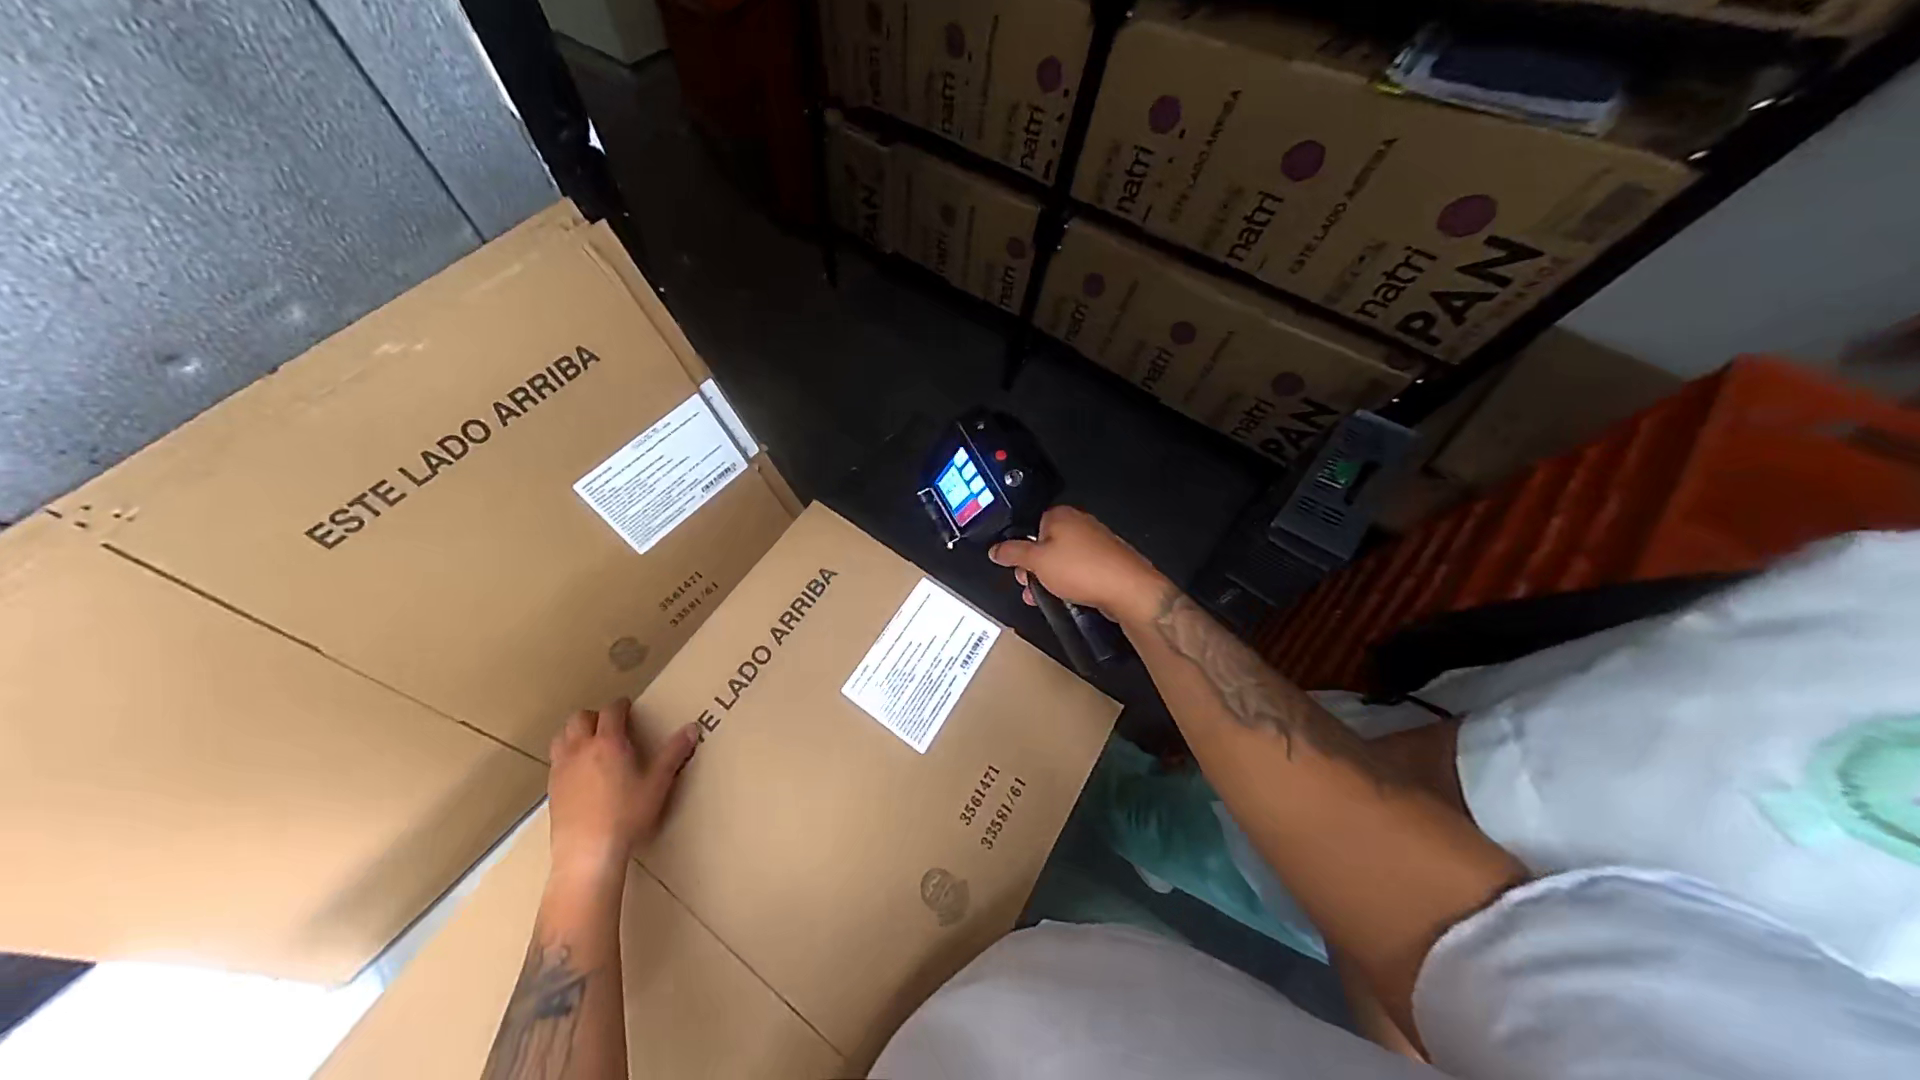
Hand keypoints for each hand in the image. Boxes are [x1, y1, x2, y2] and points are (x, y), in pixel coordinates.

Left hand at [547, 699, 698, 885]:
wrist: (588, 852)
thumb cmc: (627, 814)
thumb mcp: (658, 783)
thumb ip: (674, 753)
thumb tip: (691, 728)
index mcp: (608, 742)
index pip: (611, 711)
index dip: (621, 705)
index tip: (629, 707)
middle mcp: (580, 749)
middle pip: (579, 718)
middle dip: (595, 716)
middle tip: (611, 726)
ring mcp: (562, 769)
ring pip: (561, 736)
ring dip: (576, 732)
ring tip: (592, 743)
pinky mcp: (551, 788)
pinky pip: (556, 759)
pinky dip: (567, 754)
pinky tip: (580, 771)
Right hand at [988, 506, 1169, 623]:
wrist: (1128, 590)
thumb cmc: (1087, 570)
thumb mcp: (1036, 562)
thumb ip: (1012, 553)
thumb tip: (997, 549)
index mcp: (1060, 516)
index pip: (1029, 526)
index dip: (1020, 549)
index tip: (1016, 566)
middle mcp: (1079, 524)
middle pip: (1045, 544)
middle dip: (1035, 567)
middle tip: (1032, 583)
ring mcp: (1095, 543)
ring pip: (1063, 561)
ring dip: (1051, 579)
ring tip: (1049, 596)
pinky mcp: (1105, 562)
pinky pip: (1080, 571)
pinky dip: (1071, 584)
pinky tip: (1070, 598)